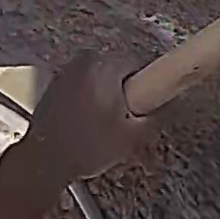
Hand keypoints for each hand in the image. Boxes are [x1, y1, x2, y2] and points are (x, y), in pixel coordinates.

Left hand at [19, 53, 155, 182]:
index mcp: (106, 66)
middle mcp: (87, 59)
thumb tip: (175, 99)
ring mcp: (70, 67)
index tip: (144, 104)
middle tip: (124, 119)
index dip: (148, 85)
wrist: (44, 160)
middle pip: (121, 69)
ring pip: (103, 75)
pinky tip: (87, 120)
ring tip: (103, 122)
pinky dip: (90, 95)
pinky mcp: (58, 79)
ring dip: (107, 93)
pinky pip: (85, 81)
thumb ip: (157, 115)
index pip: (140, 63)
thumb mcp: (132, 137)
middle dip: (126, 90)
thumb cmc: (88, 146)